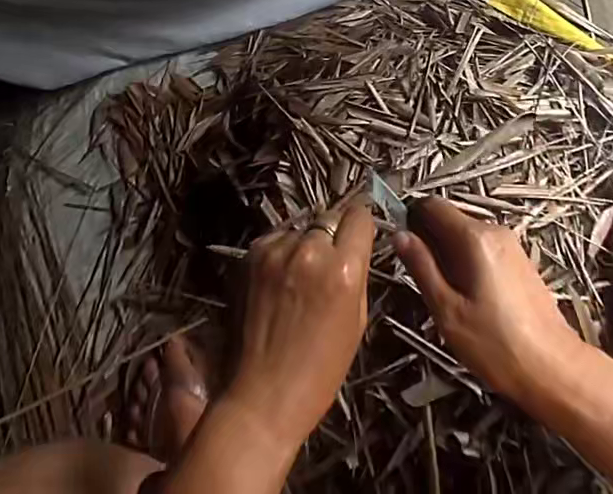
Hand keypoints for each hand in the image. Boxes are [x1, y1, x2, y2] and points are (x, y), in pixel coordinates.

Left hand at [223, 201, 375, 448]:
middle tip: (329, 262)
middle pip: (330, 217)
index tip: (358, 233)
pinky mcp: (252, 255)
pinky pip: (276, 240)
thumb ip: (358, 273)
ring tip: (299, 279)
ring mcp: (277, 251)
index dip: (361, 224)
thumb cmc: (320, 368)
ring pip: (301, 229)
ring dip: (304, 245)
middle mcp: (310, 251)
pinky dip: (281, 253)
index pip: (359, 216)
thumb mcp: (358, 319)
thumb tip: (357, 243)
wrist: (263, 395)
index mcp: (343, 269)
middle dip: (333, 235)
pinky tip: (279, 282)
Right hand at [394, 196, 587, 403]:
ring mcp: (511, 245)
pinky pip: (484, 249)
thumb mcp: (447, 311)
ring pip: (466, 235)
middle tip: (428, 282)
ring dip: (450, 256)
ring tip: (451, 297)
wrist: (555, 369)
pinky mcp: (520, 261)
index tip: (406, 245)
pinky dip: (470, 264)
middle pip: (451, 219)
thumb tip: (401, 236)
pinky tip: (473, 300)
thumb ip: (422, 267)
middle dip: (432, 242)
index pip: (433, 205)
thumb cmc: (499, 346)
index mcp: (475, 238)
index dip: (413, 219)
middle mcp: (495, 232)